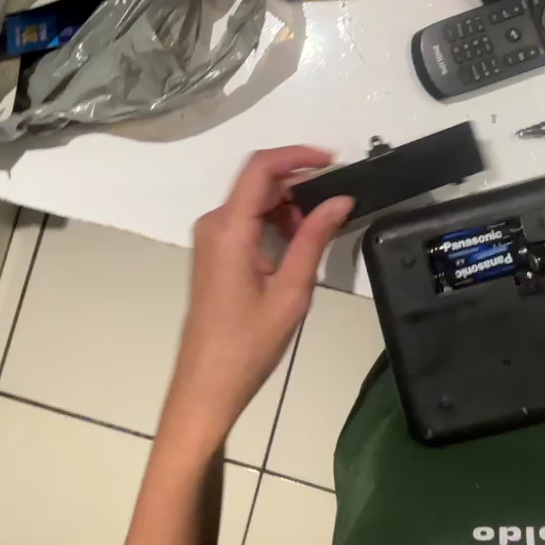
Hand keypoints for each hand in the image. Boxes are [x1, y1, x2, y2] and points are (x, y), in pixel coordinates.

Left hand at [160, 147, 354, 453]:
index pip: (261, 168)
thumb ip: (314, 239)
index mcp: (229, 229)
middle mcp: (214, 224)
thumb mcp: (291, 292)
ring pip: (255, 201)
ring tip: (319, 232)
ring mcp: (211, 239)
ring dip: (289, 206)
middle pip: (259, 182)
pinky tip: (298, 246)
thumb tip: (340, 199)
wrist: (205, 389)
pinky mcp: (215, 253)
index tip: (332, 161)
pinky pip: (248, 220)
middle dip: (299, 184)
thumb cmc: (247, 345)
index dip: (297, 155)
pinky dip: (276, 222)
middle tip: (336, 204)